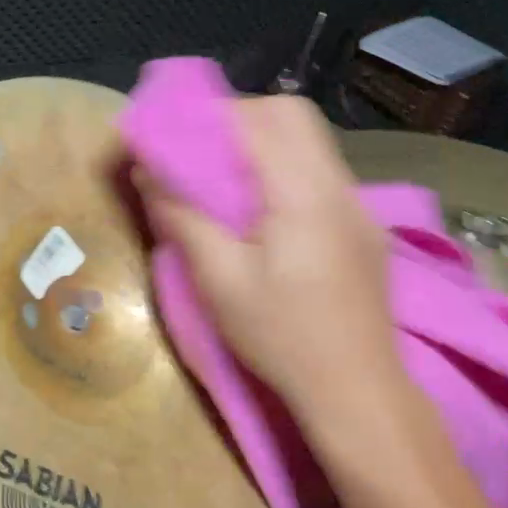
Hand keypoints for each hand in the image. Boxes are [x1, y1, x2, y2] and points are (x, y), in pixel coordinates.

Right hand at [134, 96, 403, 427]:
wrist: (358, 392)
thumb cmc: (281, 335)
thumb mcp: (218, 278)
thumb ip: (181, 215)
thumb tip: (146, 170)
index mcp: (303, 193)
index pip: (259, 120)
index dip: (211, 115)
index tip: (175, 133)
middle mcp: (337, 187)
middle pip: (293, 115)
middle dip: (242, 117)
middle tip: (203, 149)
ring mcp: (357, 206)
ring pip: (311, 140)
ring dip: (264, 142)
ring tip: (226, 177)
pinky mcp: (362, 228)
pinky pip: (320, 171)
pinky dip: (285, 168)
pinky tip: (263, 211)